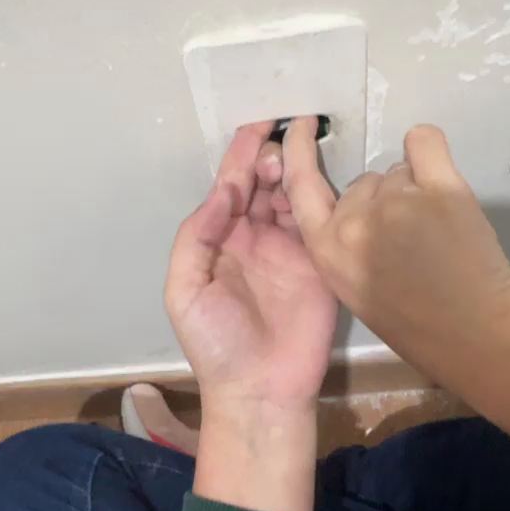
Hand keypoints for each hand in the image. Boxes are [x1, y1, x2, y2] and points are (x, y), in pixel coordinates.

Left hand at [166, 120, 337, 510]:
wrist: (260, 388)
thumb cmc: (216, 343)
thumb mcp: (185, 289)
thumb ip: (197, 235)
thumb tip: (224, 191)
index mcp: (219, 241)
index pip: (230, 187)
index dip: (242, 154)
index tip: (259, 122)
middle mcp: (255, 238)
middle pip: (265, 184)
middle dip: (271, 158)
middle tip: (283, 144)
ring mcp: (290, 249)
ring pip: (294, 196)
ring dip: (296, 171)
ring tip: (302, 151)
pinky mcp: (320, 263)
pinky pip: (321, 222)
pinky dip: (321, 196)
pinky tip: (324, 176)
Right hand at [276, 122, 509, 372]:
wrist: (468, 330)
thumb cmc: (409, 321)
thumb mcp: (352, 286)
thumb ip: (343, 244)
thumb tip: (358, 210)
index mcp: (327, 249)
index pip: (301, 185)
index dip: (298, 151)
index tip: (300, 126)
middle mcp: (355, 219)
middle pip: (360, 184)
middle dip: (378, 201)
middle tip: (404, 237)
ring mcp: (398, 200)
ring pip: (395, 172)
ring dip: (409, 189)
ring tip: (430, 230)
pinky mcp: (441, 188)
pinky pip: (425, 143)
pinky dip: (426, 150)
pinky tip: (435, 172)